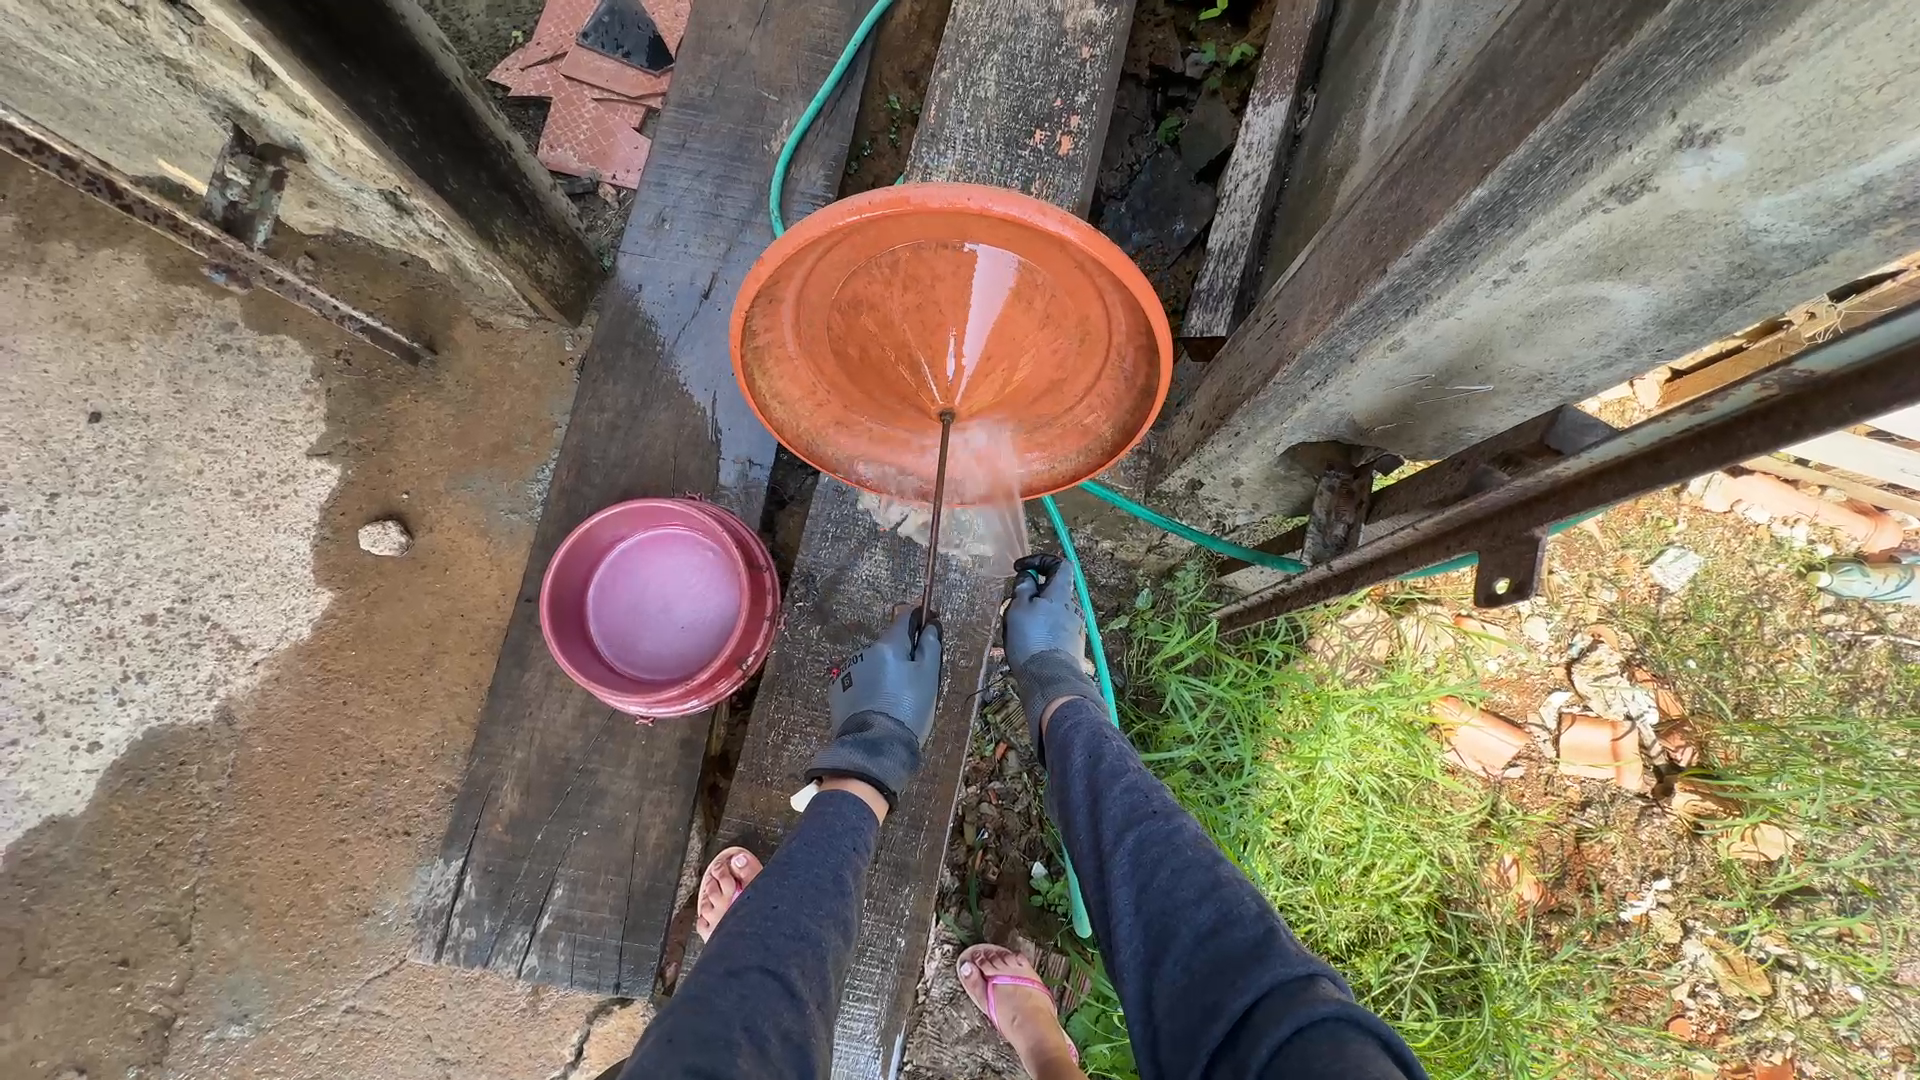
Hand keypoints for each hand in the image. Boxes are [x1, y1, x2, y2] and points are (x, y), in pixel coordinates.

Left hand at [806, 607, 944, 808]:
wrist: (874, 748)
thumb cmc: (909, 710)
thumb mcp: (928, 677)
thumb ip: (930, 647)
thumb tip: (931, 625)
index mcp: (888, 646)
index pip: (904, 618)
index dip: (919, 618)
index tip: (929, 624)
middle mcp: (864, 652)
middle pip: (889, 645)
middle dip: (903, 654)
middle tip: (917, 677)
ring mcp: (848, 672)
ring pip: (874, 664)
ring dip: (886, 672)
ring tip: (897, 698)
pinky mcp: (838, 692)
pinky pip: (860, 682)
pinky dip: (871, 687)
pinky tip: (879, 706)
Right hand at [1005, 553, 1085, 670]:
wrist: (1050, 679)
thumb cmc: (1031, 639)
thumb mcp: (1018, 608)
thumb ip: (1023, 587)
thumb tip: (1028, 576)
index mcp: (1061, 593)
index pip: (1060, 564)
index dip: (1040, 560)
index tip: (1021, 569)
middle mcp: (1073, 607)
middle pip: (1053, 590)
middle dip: (1033, 593)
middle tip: (1014, 606)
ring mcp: (1075, 627)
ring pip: (1052, 611)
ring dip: (1035, 613)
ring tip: (1016, 629)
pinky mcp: (1072, 644)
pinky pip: (1055, 628)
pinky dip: (1041, 628)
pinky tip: (1027, 644)